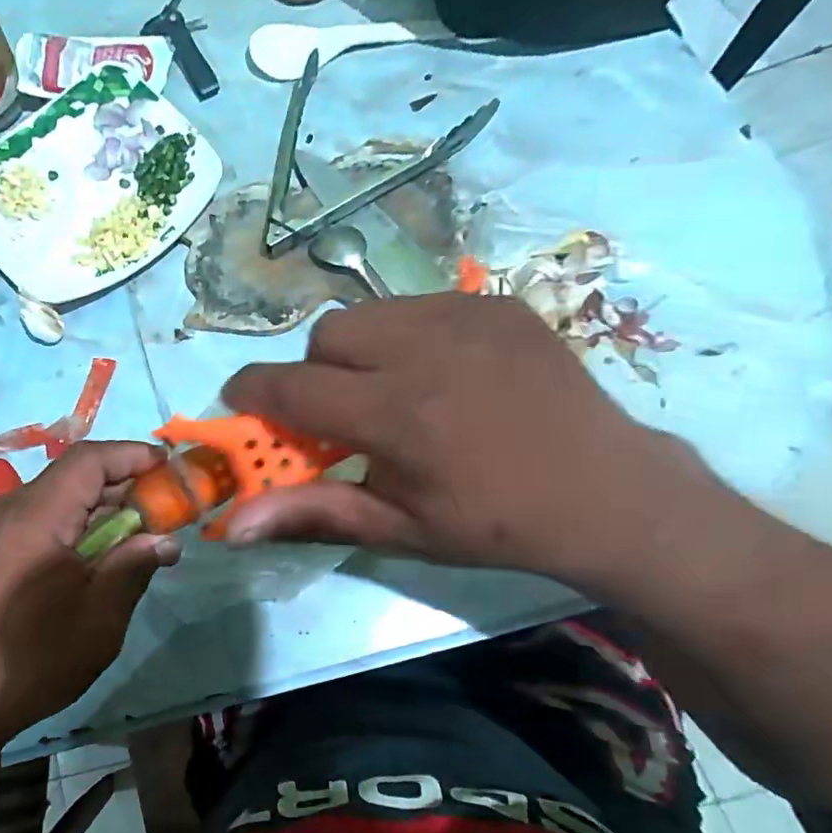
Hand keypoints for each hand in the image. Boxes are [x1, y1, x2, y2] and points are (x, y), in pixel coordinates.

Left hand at [0, 441, 180, 739]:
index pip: (90, 460)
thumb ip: (135, 566)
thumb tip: (166, 540)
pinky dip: (73, 525)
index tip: (172, 467)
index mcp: (35, 516)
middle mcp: (5, 511)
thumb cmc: (34, 658)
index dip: (134, 455)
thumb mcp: (100, 616)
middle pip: (71, 476)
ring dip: (98, 507)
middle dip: (122, 483)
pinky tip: (96, 554)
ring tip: (139, 531)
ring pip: (53, 500)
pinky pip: (36, 522)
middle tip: (164, 505)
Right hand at [221, 293, 701, 580]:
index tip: (242, 405)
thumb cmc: (493, 524)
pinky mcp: (498, 303)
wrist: (601, 491)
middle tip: (344, 415)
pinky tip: (443, 376)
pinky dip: (409, 337)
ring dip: (361, 352)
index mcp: (397, 413)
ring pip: (372, 313)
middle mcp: (426, 348)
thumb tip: (231, 526)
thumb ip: (313, 513)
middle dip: (317, 375)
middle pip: (328, 336)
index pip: (293, 388)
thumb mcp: (400, 529)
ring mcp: (467, 315)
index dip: (253, 394)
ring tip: (395, 393)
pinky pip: (421, 305)